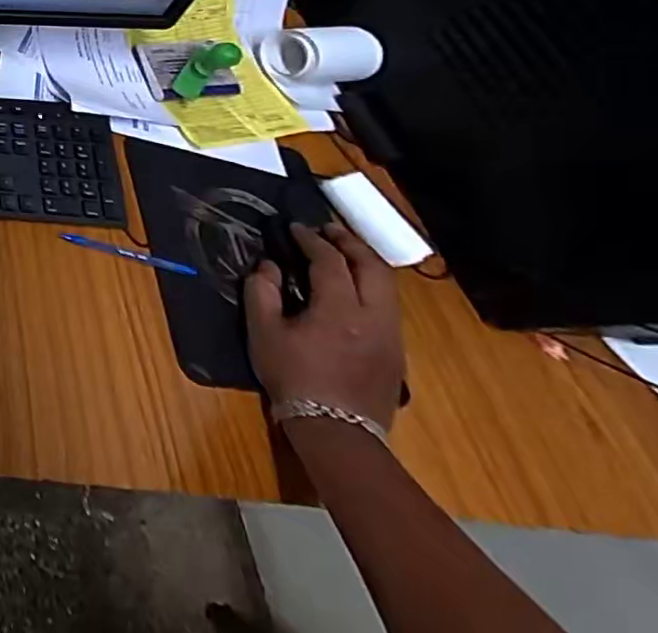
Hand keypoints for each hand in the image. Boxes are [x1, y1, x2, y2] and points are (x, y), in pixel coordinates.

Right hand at [246, 222, 404, 430]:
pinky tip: (352, 290)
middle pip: (372, 267)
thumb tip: (268, 266)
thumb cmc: (293, 377)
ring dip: (364, 263)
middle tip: (328, 230)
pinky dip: (371, 285)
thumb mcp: (263, 333)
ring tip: (342, 253)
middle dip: (350, 243)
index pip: (330, 262)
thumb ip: (261, 292)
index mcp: (340, 309)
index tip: (296, 228)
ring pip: (387, 286)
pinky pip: (387, 306)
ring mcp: (391, 334)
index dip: (312, 240)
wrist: (337, 430)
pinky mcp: (396, 351)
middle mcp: (375, 316)